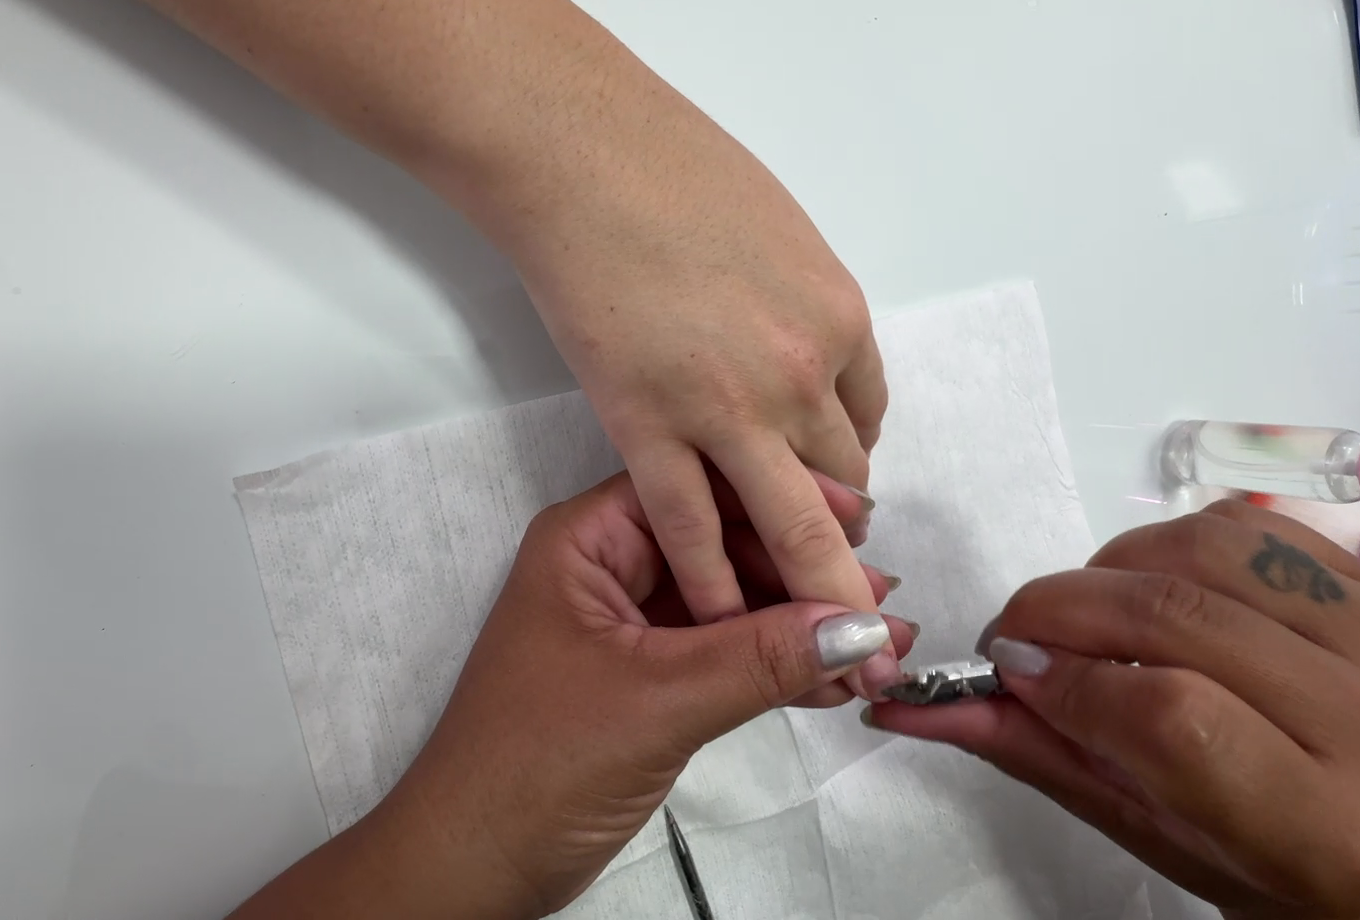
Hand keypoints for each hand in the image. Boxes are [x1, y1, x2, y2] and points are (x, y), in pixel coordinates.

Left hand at [236, 472, 913, 919]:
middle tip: (883, 600)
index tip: (856, 520)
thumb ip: (760, 658)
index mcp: (591, 538)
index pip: (696, 493)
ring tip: (879, 645)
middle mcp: (613, 564)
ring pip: (731, 602)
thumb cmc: (542, 763)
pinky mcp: (650, 670)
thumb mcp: (656, 701)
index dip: (776, 501)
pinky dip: (775, 664)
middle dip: (801, 577)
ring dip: (798, 626)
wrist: (476, 868)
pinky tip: (833, 679)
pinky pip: (723, 649)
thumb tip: (865, 627)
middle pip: (722, 547)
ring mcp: (633, 619)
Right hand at [502, 100, 893, 694]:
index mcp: (837, 315)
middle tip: (835, 574)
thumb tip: (799, 352)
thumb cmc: (673, 167)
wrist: (578, 151)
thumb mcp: (774, 229)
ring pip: (790, 523)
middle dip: (839, 533)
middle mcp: (800, 372)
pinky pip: (694, 527)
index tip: (831, 482)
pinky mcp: (647, 427)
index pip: (864, 415)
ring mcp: (727, 407)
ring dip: (808, 586)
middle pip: (839, 479)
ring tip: (819, 642)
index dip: (847, 459)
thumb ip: (800, 302)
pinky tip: (726, 624)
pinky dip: (716, 585)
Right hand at [870, 500, 1359, 918]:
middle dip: (1063, 608)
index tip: (1010, 668)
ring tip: (1092, 610)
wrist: (1350, 836)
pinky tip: (1155, 586)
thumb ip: (1014, 742)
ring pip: (1201, 550)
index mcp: (1327, 829)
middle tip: (1021, 629)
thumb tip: (898, 701)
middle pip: (1179, 617)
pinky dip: (1166, 542)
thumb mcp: (1113, 808)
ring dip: (1110, 568)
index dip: (1067, 678)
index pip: (1170, 715)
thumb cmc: (1219, 844)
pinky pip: (1238, 524)